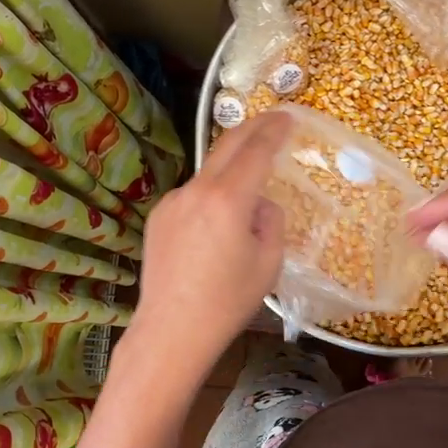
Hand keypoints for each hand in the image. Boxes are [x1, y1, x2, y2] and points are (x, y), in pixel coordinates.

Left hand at [125, 111, 292, 374]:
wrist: (171, 331)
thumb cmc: (227, 302)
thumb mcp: (268, 262)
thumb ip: (270, 220)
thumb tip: (259, 204)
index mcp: (228, 199)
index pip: (256, 151)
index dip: (274, 130)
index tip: (288, 116)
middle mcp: (196, 191)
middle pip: (227, 146)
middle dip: (252, 129)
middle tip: (272, 121)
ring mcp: (173, 201)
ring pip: (209, 175)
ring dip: (231, 171)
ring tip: (248, 196)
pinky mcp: (159, 216)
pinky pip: (193, 197)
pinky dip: (210, 199)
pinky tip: (214, 232)